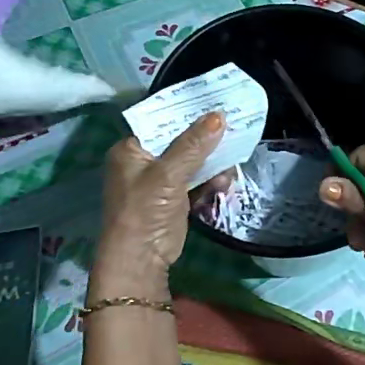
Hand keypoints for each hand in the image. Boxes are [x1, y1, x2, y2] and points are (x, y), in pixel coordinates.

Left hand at [95, 112, 224, 292]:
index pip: (161, 121)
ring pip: (194, 160)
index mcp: (131, 150)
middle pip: (181, 140)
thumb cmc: (144, 212)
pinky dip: (211, 180)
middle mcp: (144, 161)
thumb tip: (219, 116)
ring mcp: (160, 180)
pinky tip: (223, 184)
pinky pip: (198, 179)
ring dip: (213, 162)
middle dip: (207, 140)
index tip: (216, 104)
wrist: (141, 261)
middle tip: (233, 129)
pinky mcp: (175, 197)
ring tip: (229, 167)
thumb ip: (193, 145)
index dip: (188, 112)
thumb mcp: (168, 175)